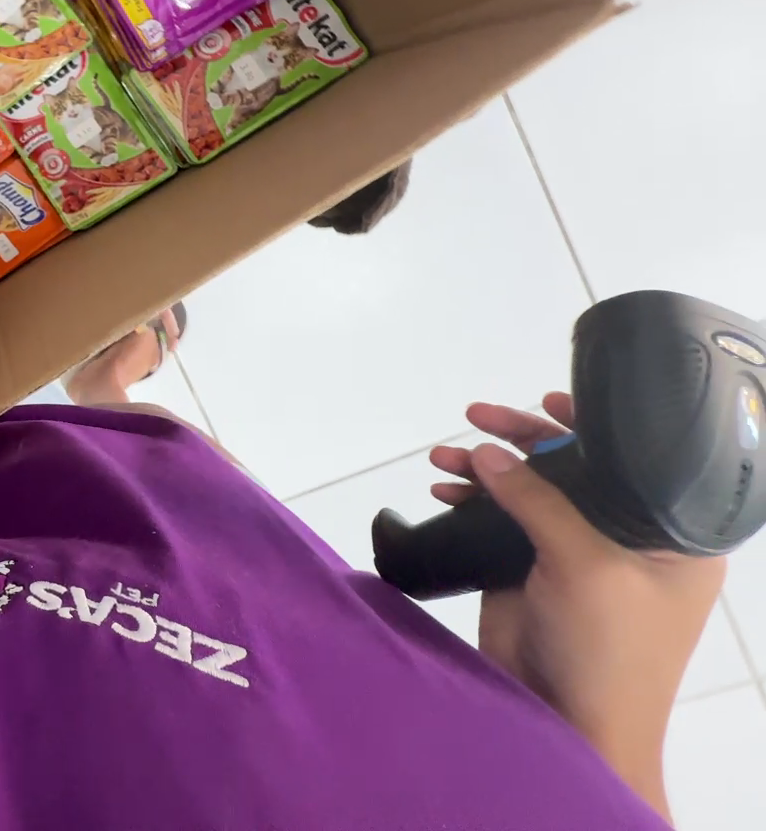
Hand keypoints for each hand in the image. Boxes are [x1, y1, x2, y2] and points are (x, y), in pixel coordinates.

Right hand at [430, 395, 726, 814]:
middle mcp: (623, 537)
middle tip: (475, 417)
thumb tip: (490, 452)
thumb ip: (537, 503)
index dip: (591, 428)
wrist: (566, 712)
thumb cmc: (607, 646)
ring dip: (486, 468)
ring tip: (444, 459)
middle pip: (571, 469)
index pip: (633, 465)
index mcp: (668, 537)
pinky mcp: (528, 565)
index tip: (544, 399)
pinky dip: (471, 497)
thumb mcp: (583, 565)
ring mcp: (572, 551)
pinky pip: (498, 516)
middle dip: (521, 440)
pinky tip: (446, 490)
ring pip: (528, 489)